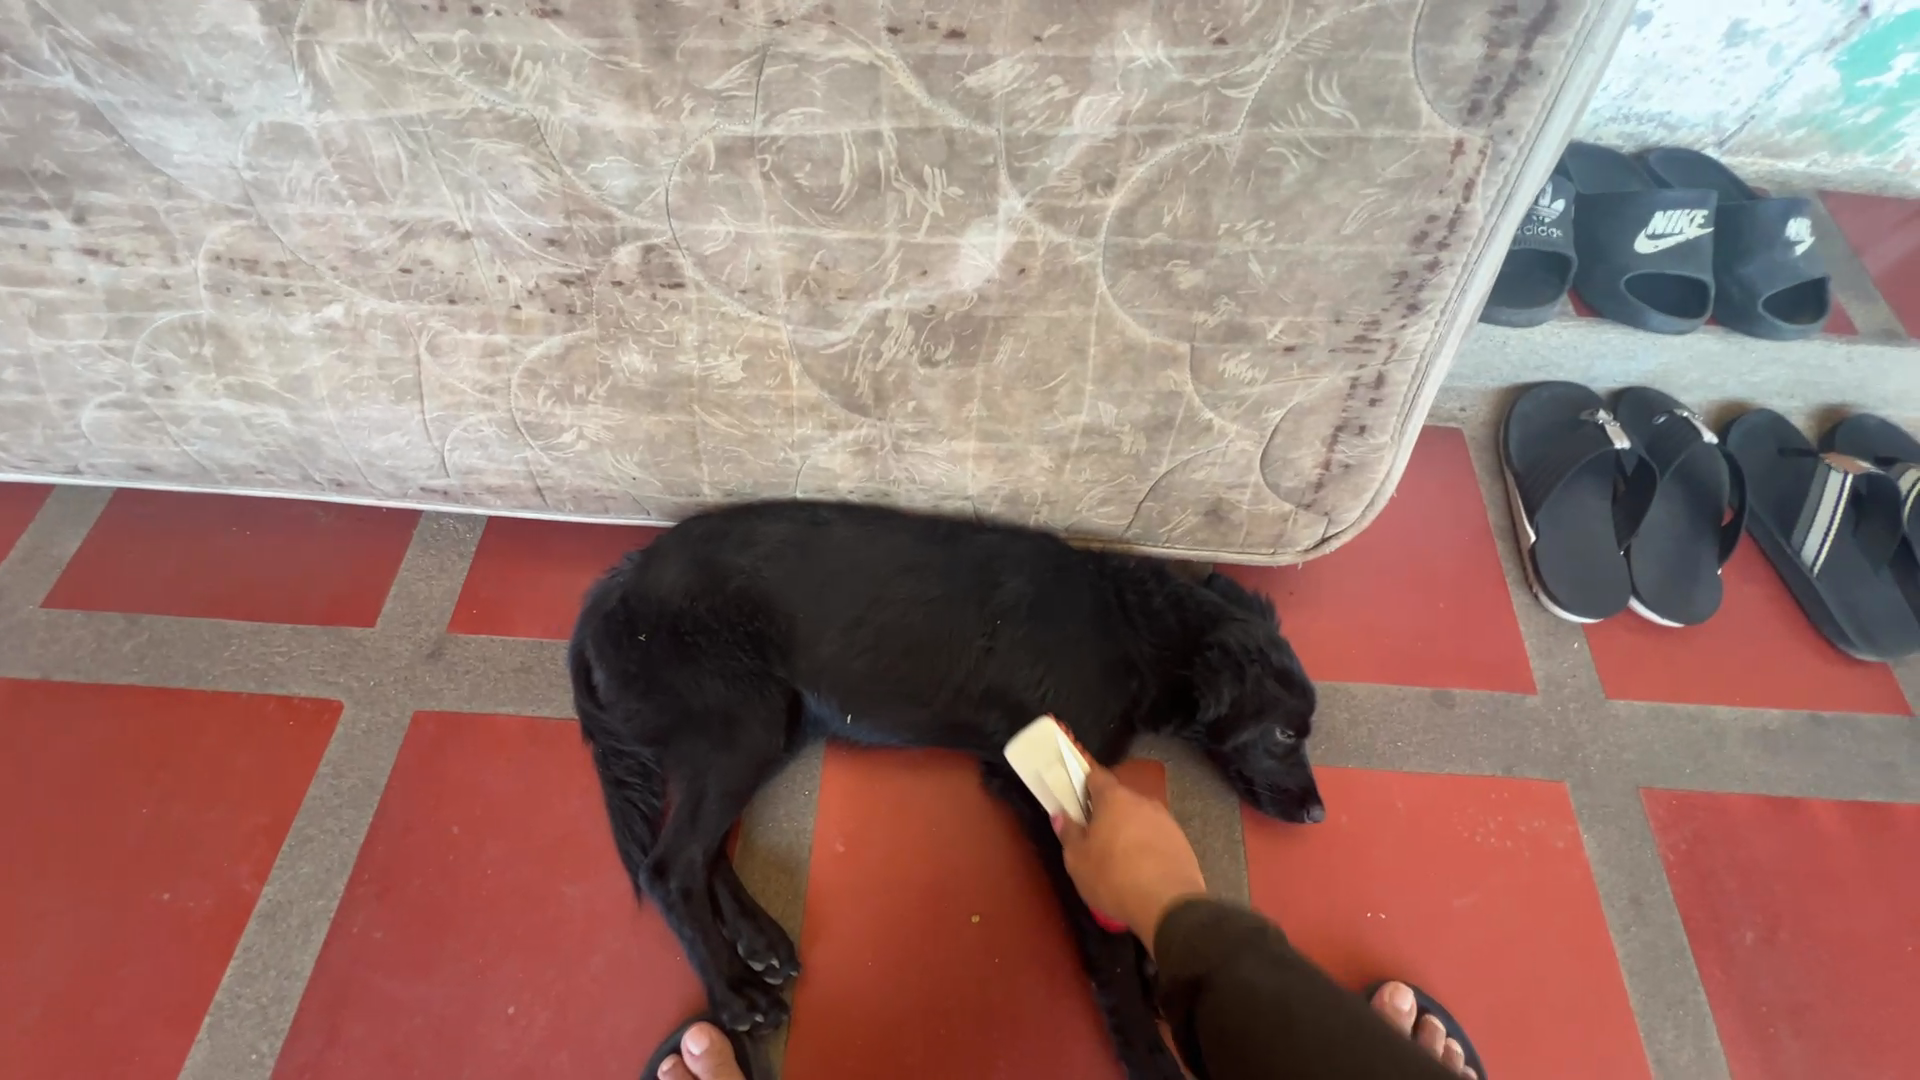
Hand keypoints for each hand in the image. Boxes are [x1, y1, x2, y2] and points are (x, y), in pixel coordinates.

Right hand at [1053, 765, 1206, 953]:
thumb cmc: (1114, 878)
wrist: (1169, 906)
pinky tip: (1144, 871)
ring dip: (1130, 830)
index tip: (1077, 799)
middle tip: (1096, 838)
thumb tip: (1060, 815)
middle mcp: (1141, 801)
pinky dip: (1149, 847)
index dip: (1085, 784)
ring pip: (1140, 818)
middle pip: (1119, 798)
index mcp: (1113, 798)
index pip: (1096, 776)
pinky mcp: (1182, 841)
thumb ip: (1068, 833)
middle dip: (1107, 813)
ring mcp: (1165, 819)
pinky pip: (1157, 836)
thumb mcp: (1077, 861)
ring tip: (1122, 859)